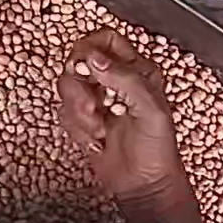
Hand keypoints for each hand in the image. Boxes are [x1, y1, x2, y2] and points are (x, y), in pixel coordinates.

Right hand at [56, 29, 193, 214]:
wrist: (144, 184)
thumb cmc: (157, 148)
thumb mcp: (150, 108)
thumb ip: (124, 78)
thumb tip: (93, 58)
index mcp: (136, 69)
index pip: (107, 39)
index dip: (91, 47)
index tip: (87, 66)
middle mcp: (114, 79)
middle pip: (78, 60)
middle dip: (80, 85)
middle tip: (92, 106)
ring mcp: (96, 98)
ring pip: (68, 86)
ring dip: (78, 111)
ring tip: (98, 129)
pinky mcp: (82, 119)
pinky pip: (65, 112)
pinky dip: (77, 128)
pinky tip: (96, 140)